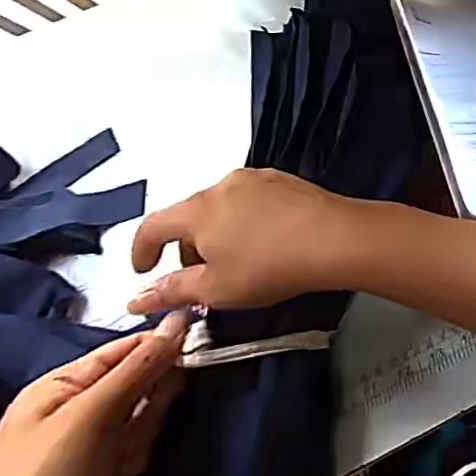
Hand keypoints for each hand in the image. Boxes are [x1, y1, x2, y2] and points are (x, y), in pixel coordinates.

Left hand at [0, 315, 187, 475]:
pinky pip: (144, 452)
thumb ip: (140, 365)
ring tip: (120, 461)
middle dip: (151, 401)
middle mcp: (79, 412)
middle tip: (137, 421)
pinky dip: (142, 460)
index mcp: (64, 386)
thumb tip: (179, 318)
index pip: (128, 348)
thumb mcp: (89, 415)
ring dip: (145, 436)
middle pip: (143, 382)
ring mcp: (92, 448)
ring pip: (147, 419)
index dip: (163, 345)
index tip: (196, 347)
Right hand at [127, 168, 363, 313]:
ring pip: (224, 206)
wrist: (334, 238)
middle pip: (191, 214)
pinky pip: (253, 200)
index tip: (144, 268)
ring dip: (219, 232)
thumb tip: (141, 297)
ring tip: (235, 262)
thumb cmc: (272, 264)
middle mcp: (226, 185)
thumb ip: (171, 291)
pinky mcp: (286, 181)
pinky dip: (247, 220)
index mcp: (198, 208)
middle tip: (198, 275)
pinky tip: (265, 244)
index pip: (153, 225)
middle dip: (187, 245)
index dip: (141, 250)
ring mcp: (259, 179)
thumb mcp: (214, 289)